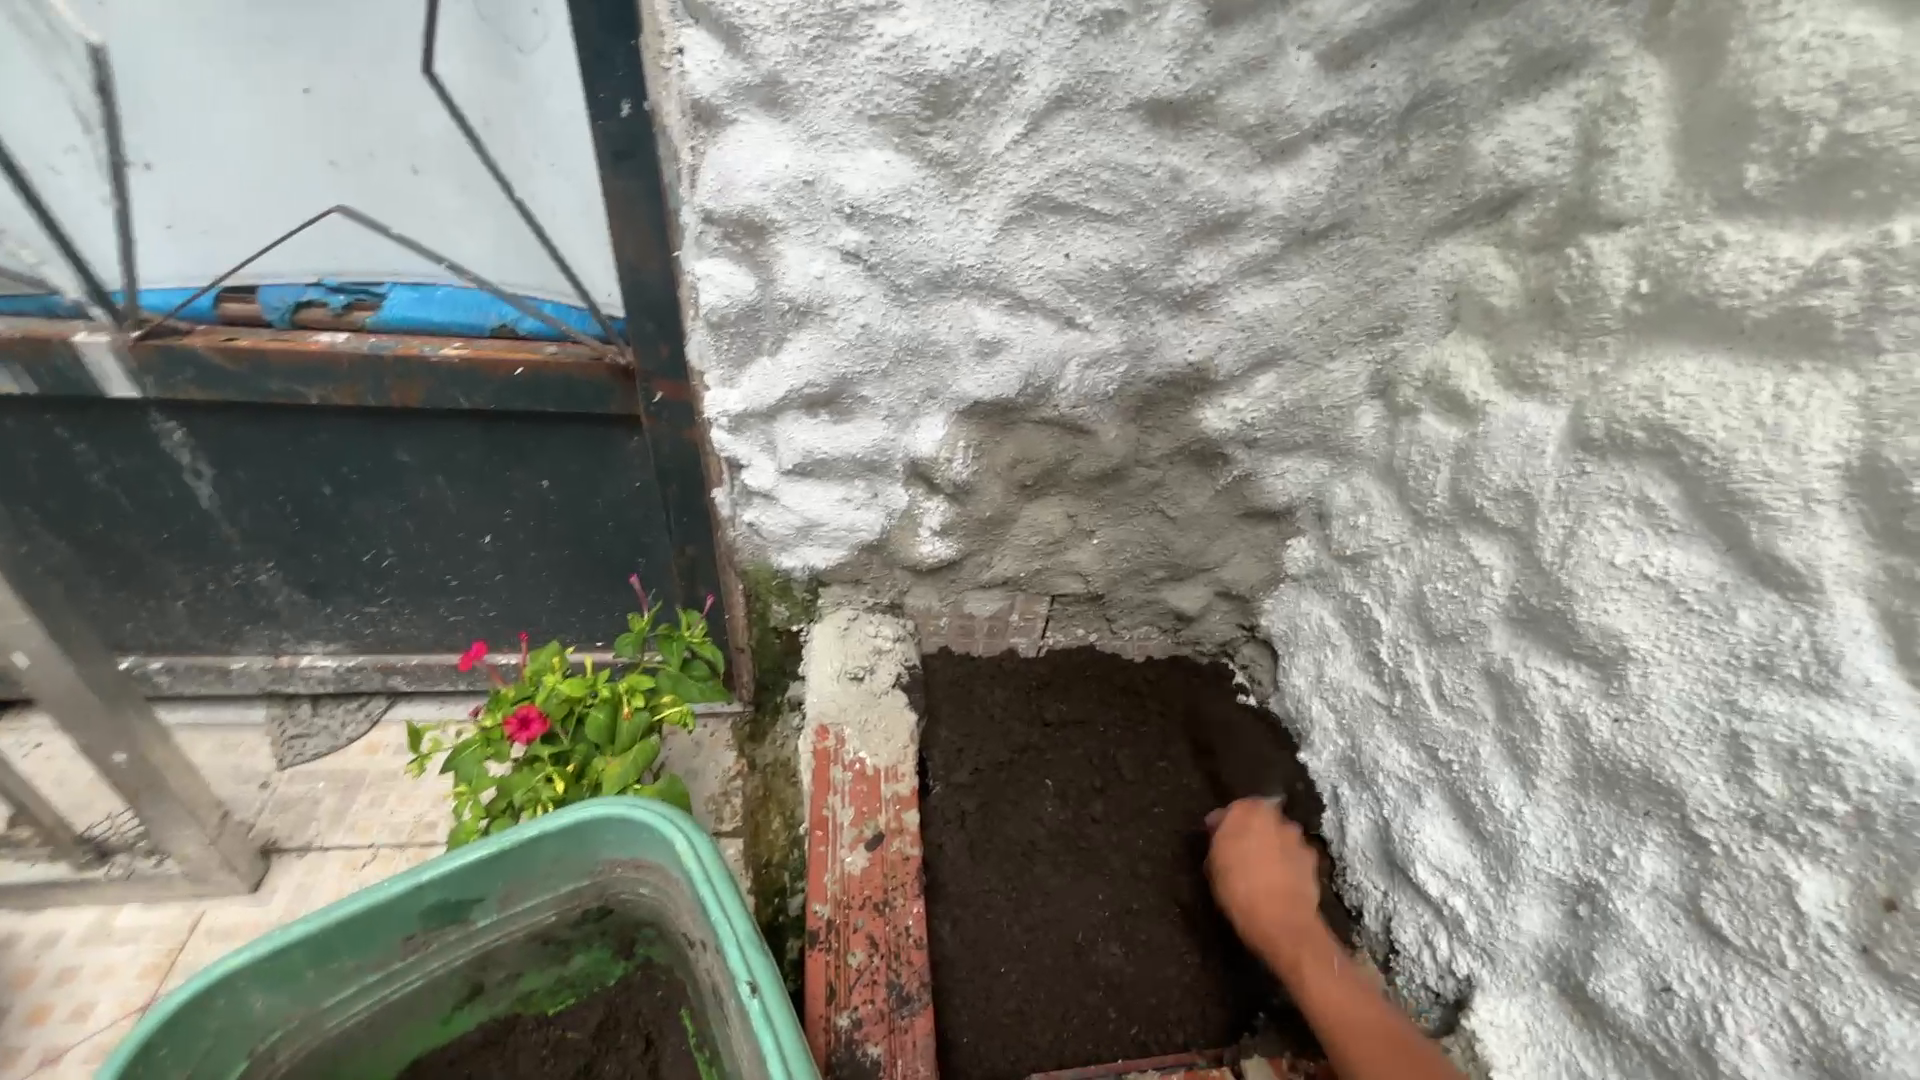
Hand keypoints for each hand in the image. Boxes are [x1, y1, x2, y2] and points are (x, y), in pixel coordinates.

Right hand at [1206, 797, 1326, 969]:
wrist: (1281, 922)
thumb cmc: (1238, 889)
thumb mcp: (1213, 863)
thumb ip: (1219, 839)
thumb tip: (1222, 831)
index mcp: (1245, 812)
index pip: (1233, 808)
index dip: (1225, 823)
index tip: (1217, 838)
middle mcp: (1274, 817)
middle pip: (1260, 817)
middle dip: (1251, 830)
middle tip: (1240, 851)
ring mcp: (1296, 837)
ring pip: (1279, 835)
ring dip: (1271, 844)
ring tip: (1263, 866)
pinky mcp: (1313, 859)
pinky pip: (1294, 853)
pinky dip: (1287, 860)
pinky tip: (1280, 878)